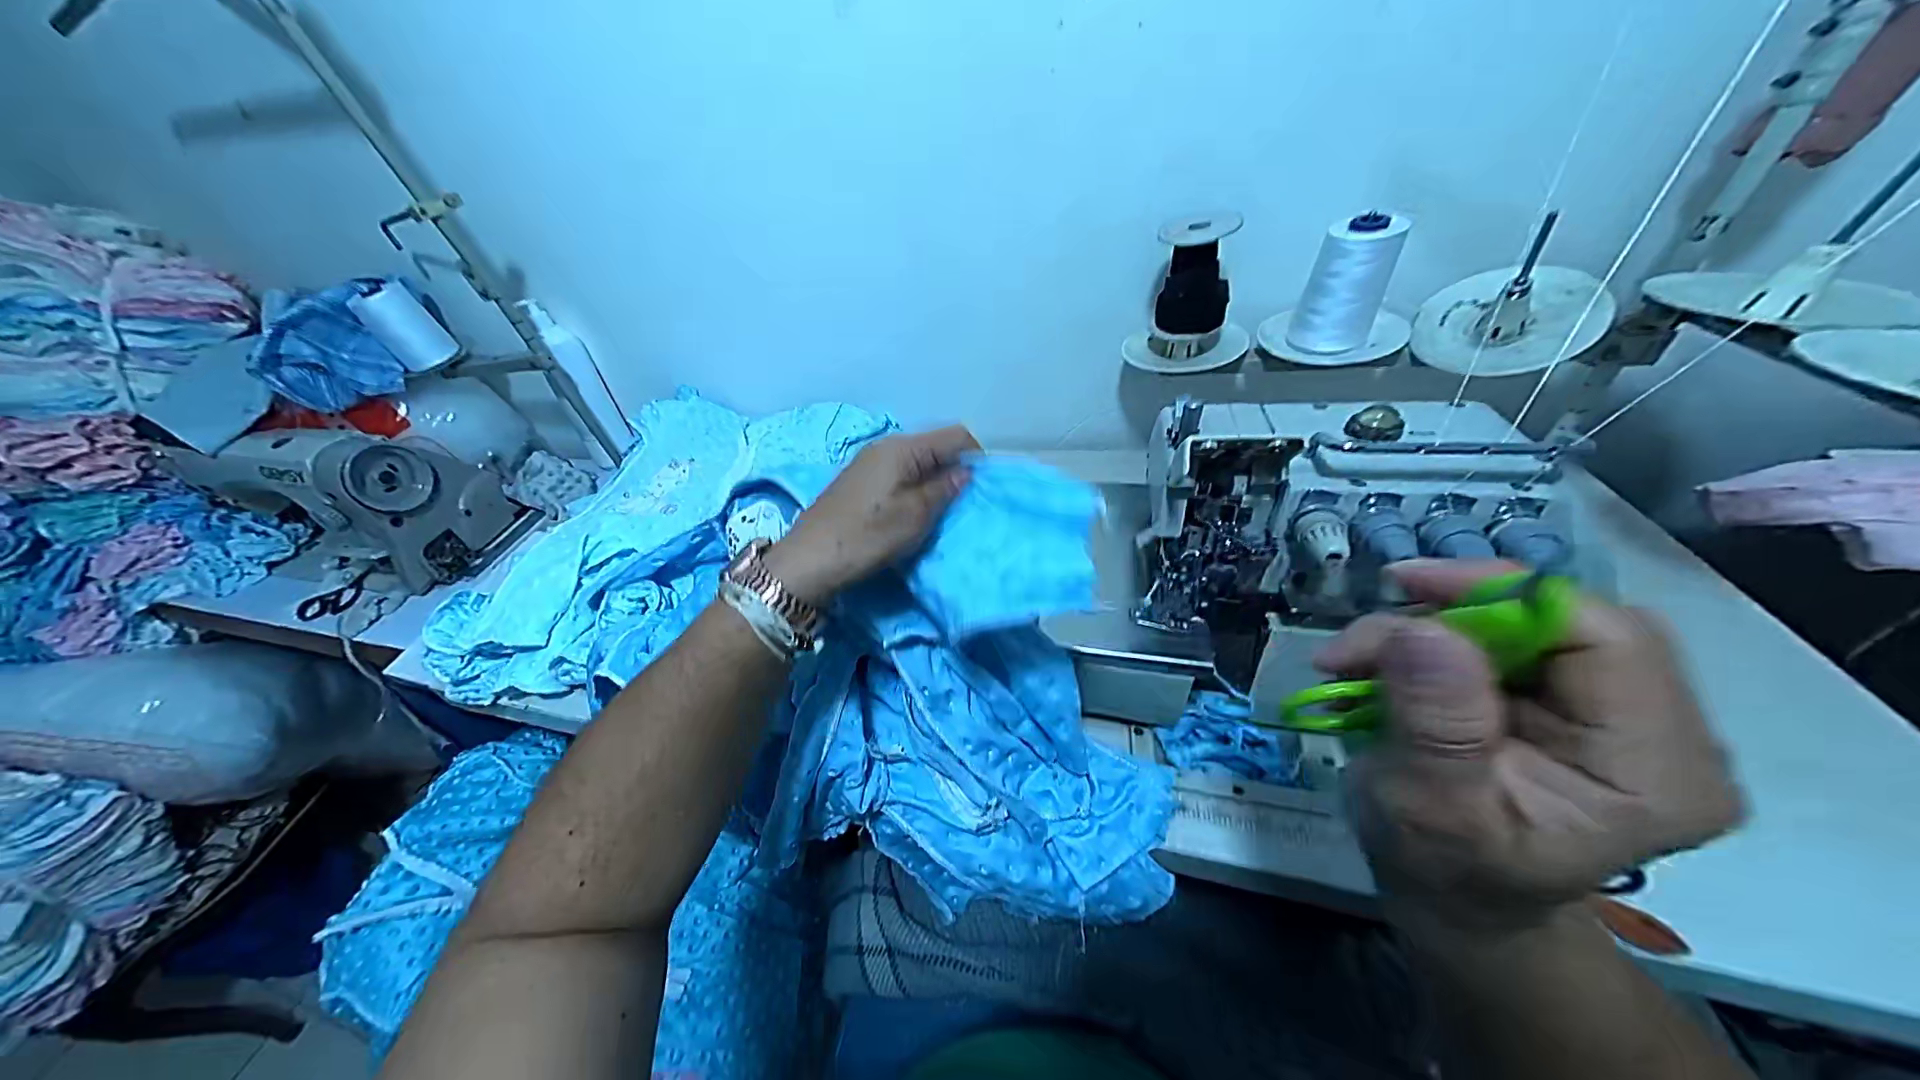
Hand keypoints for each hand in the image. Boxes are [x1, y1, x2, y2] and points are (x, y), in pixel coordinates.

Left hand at [761, 425, 979, 603]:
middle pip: (935, 447)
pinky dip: (915, 490)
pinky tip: (916, 513)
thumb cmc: (865, 536)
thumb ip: (943, 490)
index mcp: (901, 448)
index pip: (955, 435)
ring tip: (943, 512)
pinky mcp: (861, 483)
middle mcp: (885, 447)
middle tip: (965, 504)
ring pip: (918, 464)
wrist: (808, 561)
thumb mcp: (914, 516)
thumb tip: (965, 471)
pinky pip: (901, 476)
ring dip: (935, 483)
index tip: (985, 487)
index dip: (976, 456)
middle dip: (956, 470)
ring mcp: (870, 465)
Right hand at [1316, 560, 1744, 933]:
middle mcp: (1658, 730)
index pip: (1608, 638)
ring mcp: (1614, 711)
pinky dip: (1429, 639)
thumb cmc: (1446, 869)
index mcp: (1653, 770)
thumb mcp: (1432, 807)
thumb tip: (1424, 630)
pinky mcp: (1567, 698)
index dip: (1506, 594)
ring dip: (1426, 627)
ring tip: (1354, 661)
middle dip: (1452, 613)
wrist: (1454, 894)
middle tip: (1366, 637)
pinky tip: (1382, 665)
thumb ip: (1436, 724)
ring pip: (1521, 620)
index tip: (1406, 587)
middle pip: (1562, 620)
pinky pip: (1500, 636)